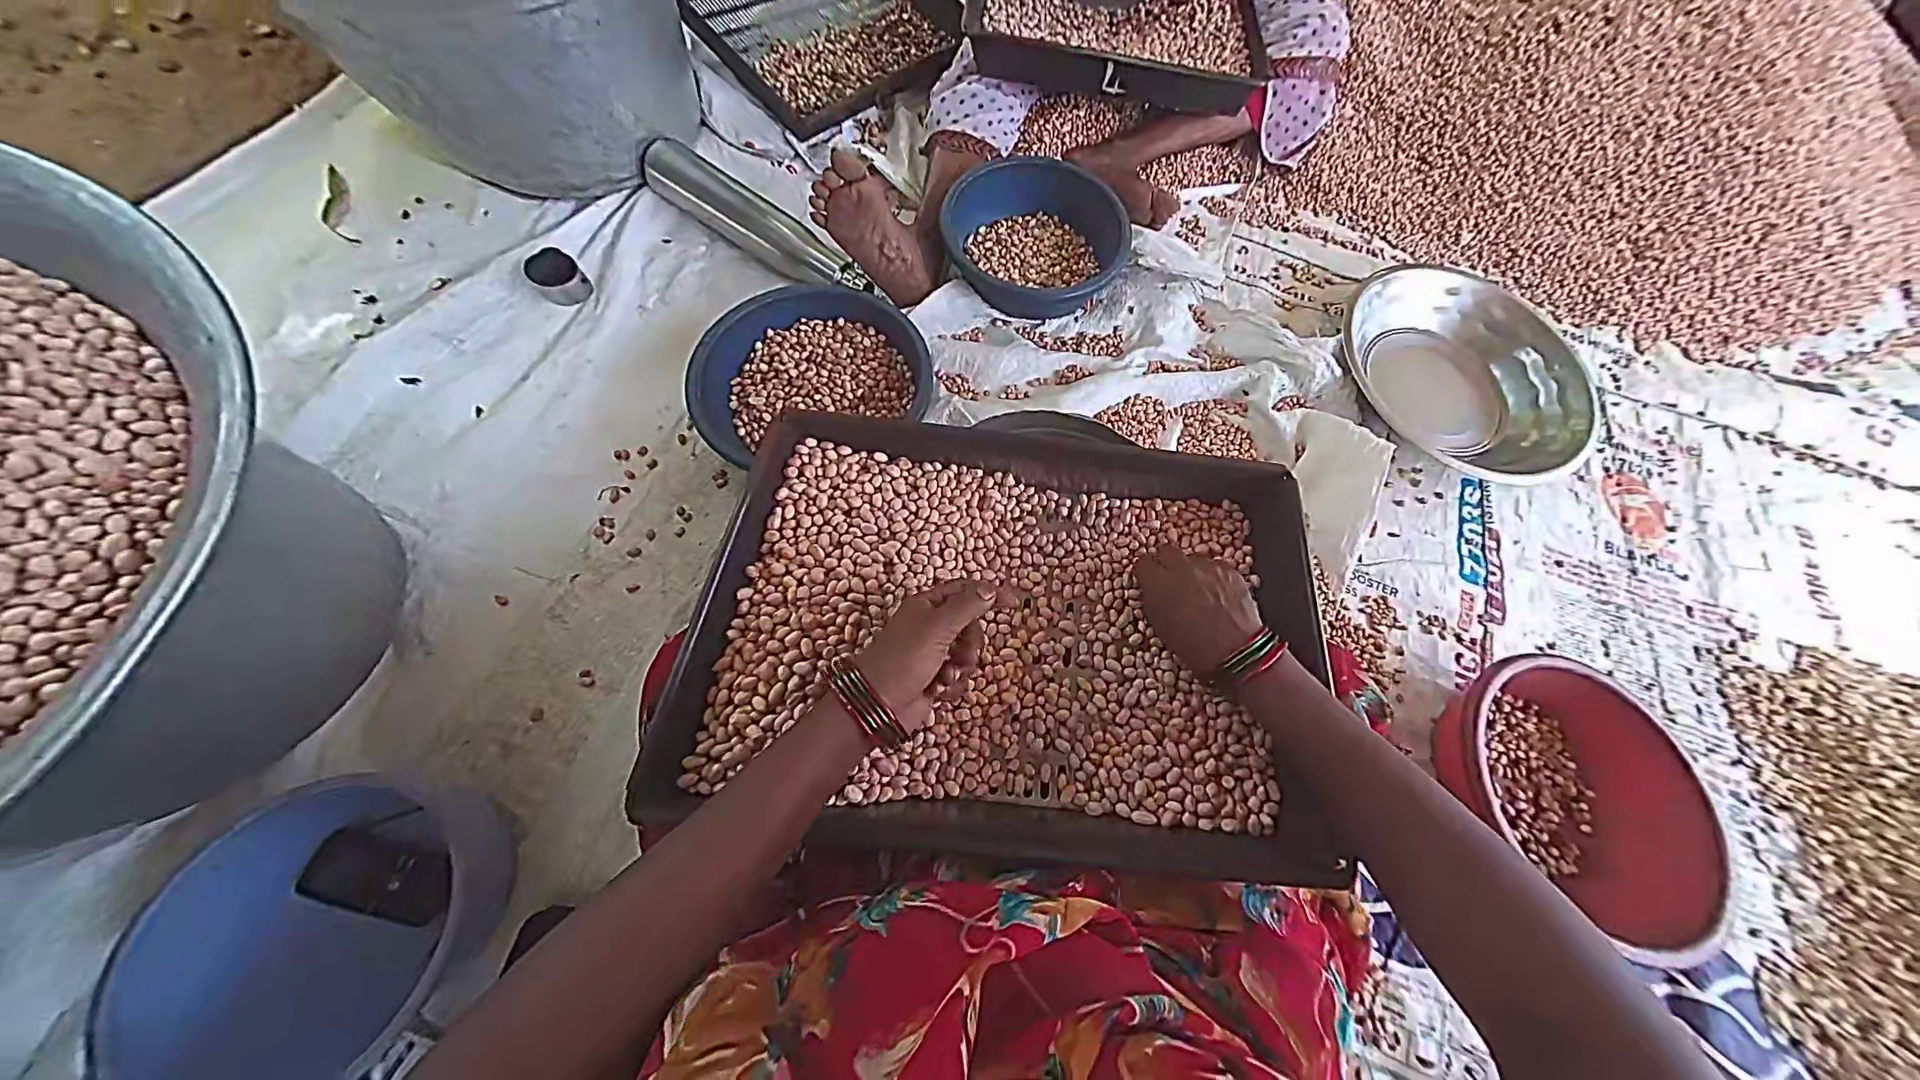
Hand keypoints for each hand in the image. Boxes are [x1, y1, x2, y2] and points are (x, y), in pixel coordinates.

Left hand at [854, 579, 996, 732]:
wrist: (878, 705)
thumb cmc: (903, 660)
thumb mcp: (937, 627)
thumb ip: (966, 606)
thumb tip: (989, 589)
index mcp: (926, 605)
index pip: (965, 590)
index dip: (989, 594)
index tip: (1014, 601)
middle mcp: (930, 626)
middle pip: (971, 625)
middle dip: (971, 643)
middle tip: (962, 654)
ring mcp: (932, 653)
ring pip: (968, 653)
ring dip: (962, 666)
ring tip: (946, 675)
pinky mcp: (935, 678)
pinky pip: (960, 676)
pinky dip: (953, 684)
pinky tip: (938, 690)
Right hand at [1134, 543, 1263, 674]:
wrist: (1235, 651)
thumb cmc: (1193, 646)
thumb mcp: (1160, 625)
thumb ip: (1153, 599)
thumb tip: (1152, 589)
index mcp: (1158, 584)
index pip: (1143, 563)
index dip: (1146, 571)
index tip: (1149, 578)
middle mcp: (1181, 569)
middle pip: (1167, 550)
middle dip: (1167, 561)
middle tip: (1171, 577)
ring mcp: (1207, 567)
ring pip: (1193, 559)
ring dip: (1192, 570)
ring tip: (1199, 590)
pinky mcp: (1229, 570)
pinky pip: (1216, 566)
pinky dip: (1214, 576)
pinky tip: (1217, 593)